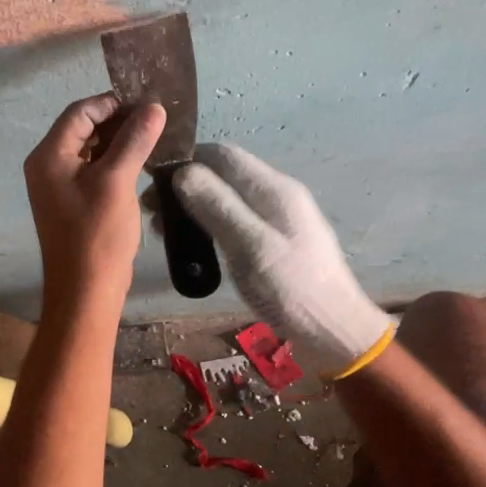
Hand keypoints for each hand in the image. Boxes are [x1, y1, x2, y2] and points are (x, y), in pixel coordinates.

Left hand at [23, 93, 165, 307]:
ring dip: (118, 141)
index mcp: (48, 155)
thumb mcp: (117, 181)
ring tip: (153, 139)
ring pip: (89, 149)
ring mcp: (57, 184)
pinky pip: (92, 168)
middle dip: (117, 121)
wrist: (85, 289)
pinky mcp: (71, 200)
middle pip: (82, 128)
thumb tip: (154, 108)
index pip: (79, 112)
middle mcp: (47, 165)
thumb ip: (134, 140)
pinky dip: (114, 161)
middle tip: (155, 120)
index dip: (112, 103)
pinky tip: (140, 163)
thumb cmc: (97, 233)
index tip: (148, 104)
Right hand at [172, 143, 393, 378]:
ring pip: (224, 197)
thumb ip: (217, 206)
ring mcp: (275, 217)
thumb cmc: (291, 288)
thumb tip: (182, 172)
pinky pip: (232, 219)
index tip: (151, 180)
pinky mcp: (272, 239)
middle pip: (221, 173)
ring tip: (163, 231)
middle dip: (183, 185)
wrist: (334, 332)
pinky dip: (206, 224)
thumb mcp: (250, 246)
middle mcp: (275, 194)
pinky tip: (192, 246)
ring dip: (191, 207)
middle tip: (151, 211)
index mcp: (272, 189)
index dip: (185, 159)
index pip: (221, 154)